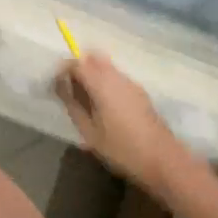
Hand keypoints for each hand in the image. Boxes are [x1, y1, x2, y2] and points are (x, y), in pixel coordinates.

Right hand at [54, 52, 186, 188]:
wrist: (163, 160)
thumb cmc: (122, 149)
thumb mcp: (89, 131)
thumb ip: (73, 104)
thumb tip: (61, 85)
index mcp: (102, 85)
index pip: (77, 62)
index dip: (63, 69)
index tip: (55, 84)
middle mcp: (117, 77)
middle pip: (93, 57)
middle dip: (78, 67)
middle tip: (70, 89)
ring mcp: (132, 83)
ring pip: (106, 66)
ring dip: (92, 74)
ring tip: (85, 100)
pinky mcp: (140, 92)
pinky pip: (116, 77)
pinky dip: (104, 82)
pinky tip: (103, 106)